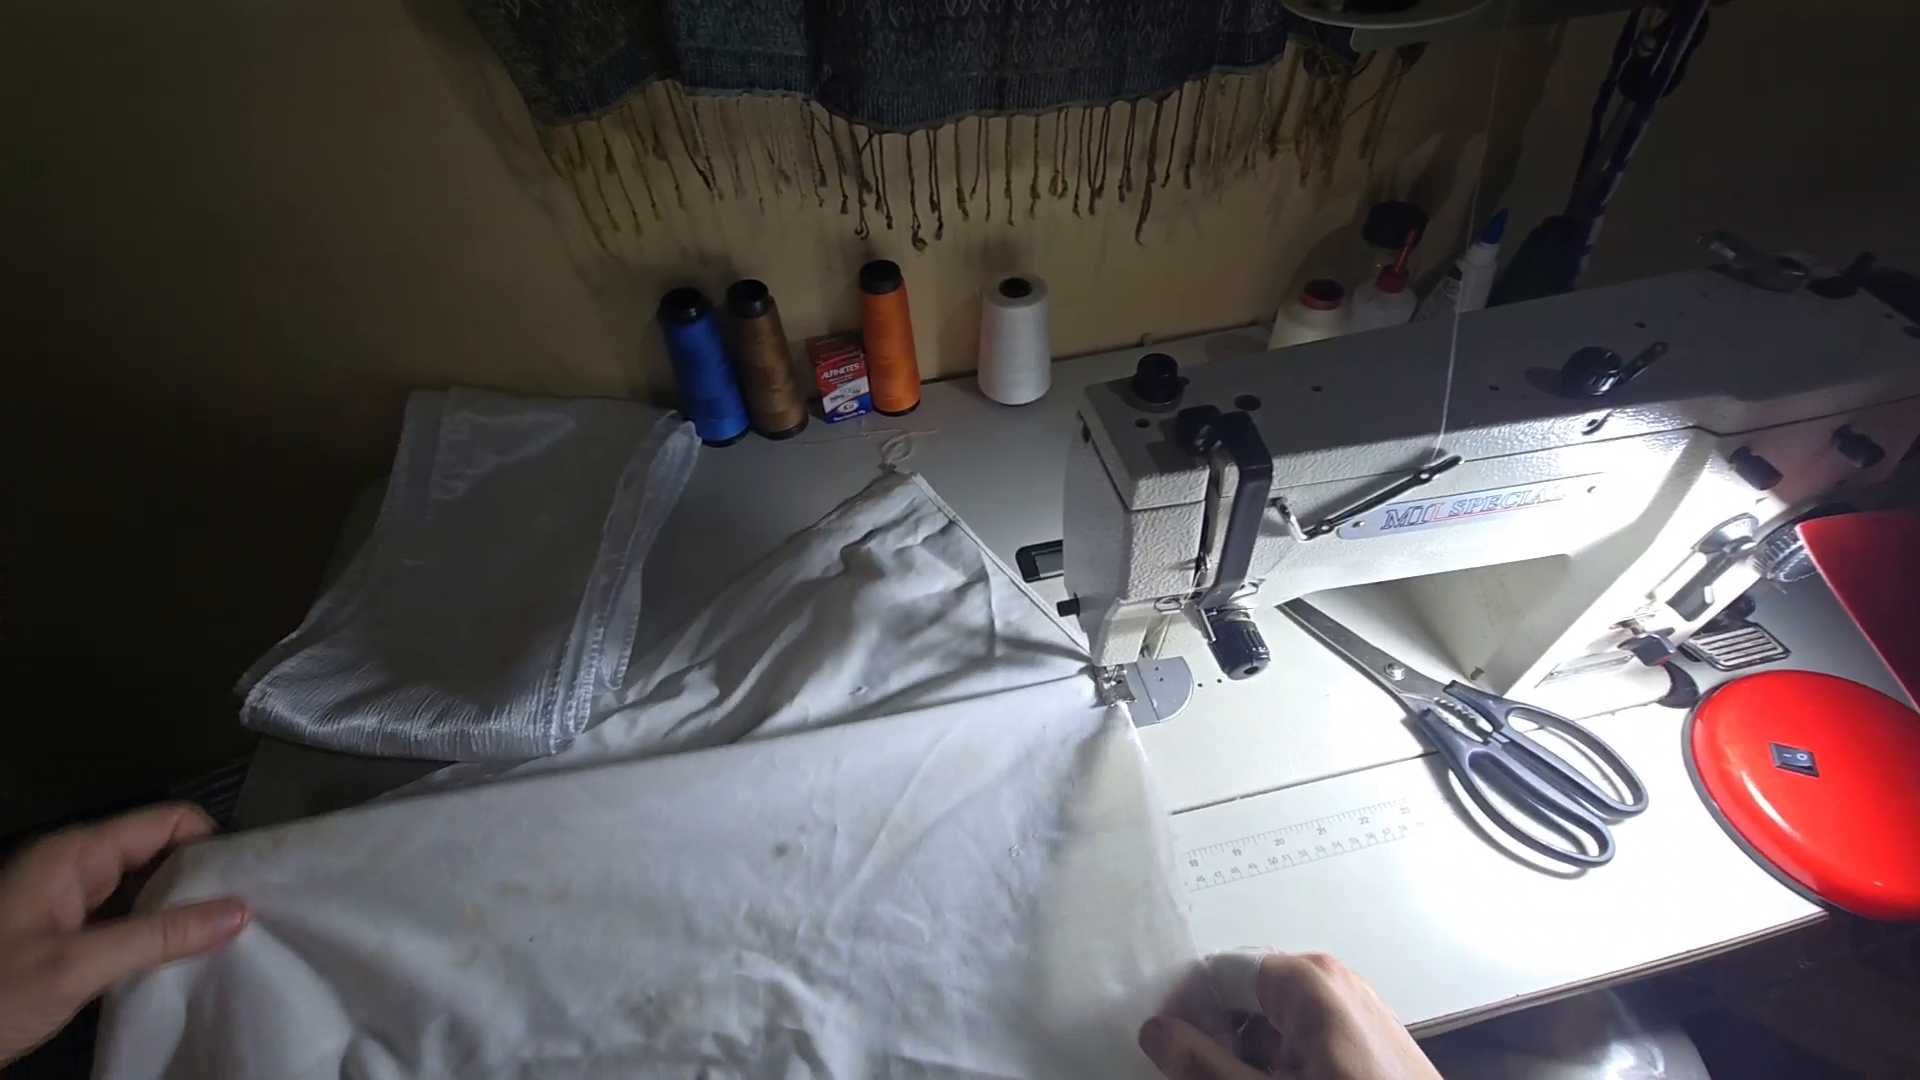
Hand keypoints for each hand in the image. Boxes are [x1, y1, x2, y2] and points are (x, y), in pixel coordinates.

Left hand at [0, 803, 248, 1063]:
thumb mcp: (72, 967)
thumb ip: (162, 935)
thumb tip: (245, 910)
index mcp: (76, 854)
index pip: (174, 821)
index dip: (214, 844)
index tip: (247, 880)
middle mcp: (73, 868)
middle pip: (165, 852)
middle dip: (204, 880)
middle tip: (246, 910)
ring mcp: (63, 904)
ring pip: (147, 888)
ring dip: (181, 910)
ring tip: (221, 933)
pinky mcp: (60, 936)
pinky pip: (126, 918)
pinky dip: (155, 932)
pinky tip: (177, 954)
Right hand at [1139, 953, 1440, 1079]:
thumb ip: (1197, 1063)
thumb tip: (1157, 1032)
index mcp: (1306, 979)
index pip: (1219, 974)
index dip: (1190, 1014)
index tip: (1177, 1053)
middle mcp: (1337, 982)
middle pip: (1250, 998)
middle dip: (1226, 1041)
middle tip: (1216, 1077)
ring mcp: (1365, 1013)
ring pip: (1283, 1025)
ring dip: (1259, 1060)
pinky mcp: (1383, 1047)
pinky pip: (1317, 1043)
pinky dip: (1295, 1068)